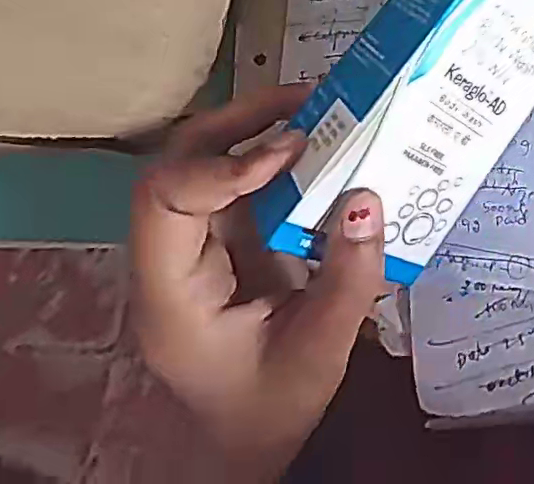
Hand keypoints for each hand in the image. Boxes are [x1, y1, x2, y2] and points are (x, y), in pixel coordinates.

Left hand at [129, 85, 386, 478]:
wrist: (248, 434)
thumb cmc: (273, 403)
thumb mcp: (322, 351)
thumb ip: (348, 278)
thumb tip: (367, 198)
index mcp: (174, 294)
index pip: (165, 203)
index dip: (222, 165)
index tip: (291, 150)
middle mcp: (172, 256)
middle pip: (175, 164)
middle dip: (237, 122)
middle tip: (306, 100)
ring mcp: (195, 241)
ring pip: (202, 158)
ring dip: (254, 123)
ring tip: (314, 105)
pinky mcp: (224, 235)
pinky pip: (238, 174)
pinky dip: (273, 146)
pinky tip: (315, 139)